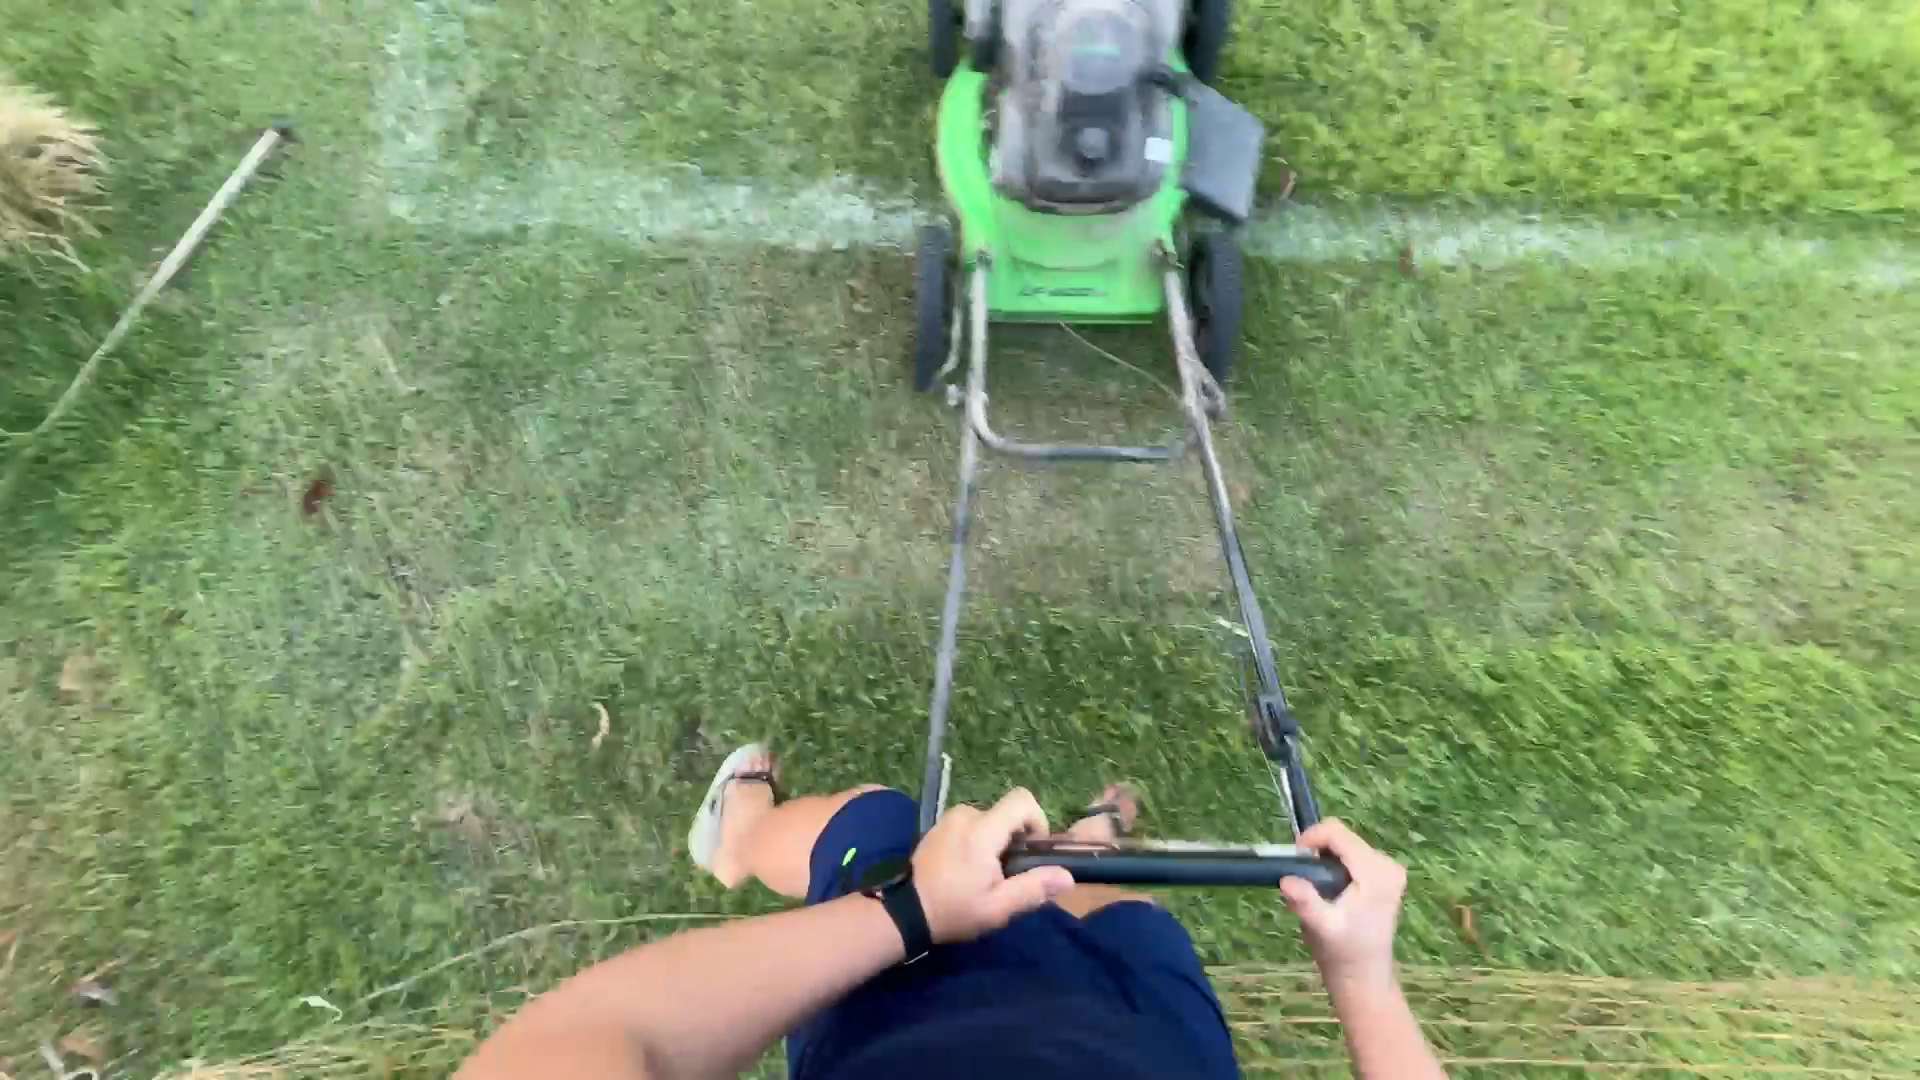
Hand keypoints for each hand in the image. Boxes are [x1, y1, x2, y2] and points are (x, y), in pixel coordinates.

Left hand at [911, 788, 1074, 943]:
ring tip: (984, 874)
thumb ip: (1033, 888)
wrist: (906, 911)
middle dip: (1014, 839)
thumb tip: (1067, 877)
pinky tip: (967, 868)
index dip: (1037, 820)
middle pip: (1006, 813)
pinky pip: (971, 822)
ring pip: (989, 819)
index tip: (1032, 851)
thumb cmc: (954, 910)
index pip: (1022, 800)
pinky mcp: (940, 824)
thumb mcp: (997, 908)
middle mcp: (966, 815)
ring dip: (996, 840)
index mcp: (982, 831)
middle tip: (1006, 873)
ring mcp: (950, 817)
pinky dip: (978, 839)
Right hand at [1280, 819, 1406, 994]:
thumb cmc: (1343, 952)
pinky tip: (1331, 886)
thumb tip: (1286, 880)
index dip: (1310, 839)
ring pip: (1343, 842)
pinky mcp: (1384, 874)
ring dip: (1324, 857)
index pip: (1336, 833)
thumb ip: (1306, 902)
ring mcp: (1388, 869)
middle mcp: (1387, 866)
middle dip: (1317, 850)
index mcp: (1376, 875)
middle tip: (1305, 878)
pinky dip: (1333, 861)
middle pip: (1340, 835)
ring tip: (1317, 886)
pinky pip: (1350, 851)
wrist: (1364, 976)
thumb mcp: (1320, 928)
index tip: (1295, 860)